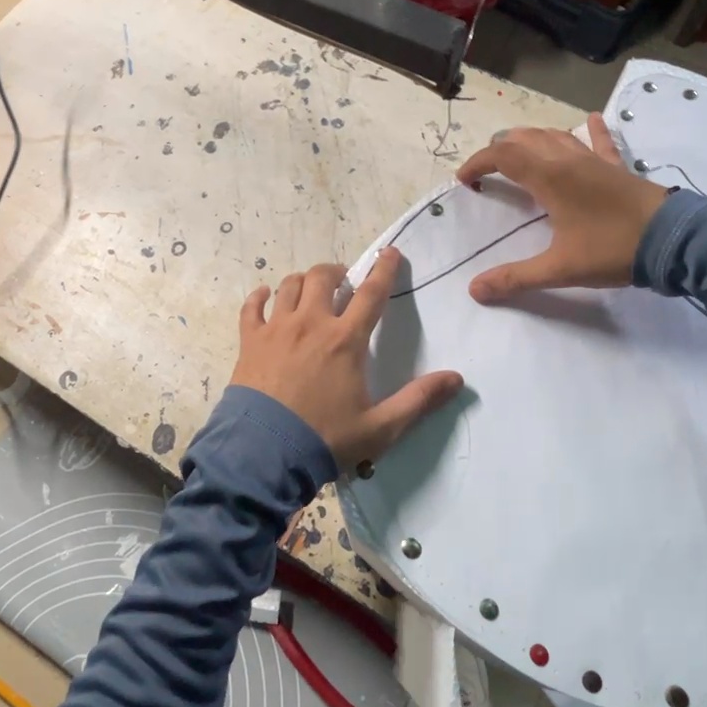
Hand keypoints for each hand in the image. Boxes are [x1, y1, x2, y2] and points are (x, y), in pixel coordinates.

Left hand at [231, 247, 463, 469]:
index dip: (383, 270)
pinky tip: (264, 295)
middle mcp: (311, 324)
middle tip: (344, 282)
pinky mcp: (250, 341)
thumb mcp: (381, 428)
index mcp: (345, 340)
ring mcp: (277, 329)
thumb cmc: (326, 438)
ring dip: (304, 281)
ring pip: (290, 286)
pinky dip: (259, 296)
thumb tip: (456, 378)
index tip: (390, 253)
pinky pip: (252, 307)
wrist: (264, 453)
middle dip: (337, 272)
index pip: (371, 293)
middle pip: (323, 277)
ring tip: (311, 289)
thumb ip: (418, 400)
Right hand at [455, 112, 671, 302]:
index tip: (464, 181)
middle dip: (499, 149)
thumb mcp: (560, 269)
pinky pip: (601, 141)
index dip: (477, 163)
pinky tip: (590, 118)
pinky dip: (591, 130)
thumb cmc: (611, 250)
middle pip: (524, 138)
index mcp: (548, 177)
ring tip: (518, 151)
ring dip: (531, 139)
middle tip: (488, 173)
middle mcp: (567, 160)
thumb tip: (475, 290)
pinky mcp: (617, 167)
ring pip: (555, 136)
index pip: (502, 156)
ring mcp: (594, 160)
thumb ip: (516, 278)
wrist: (673, 240)